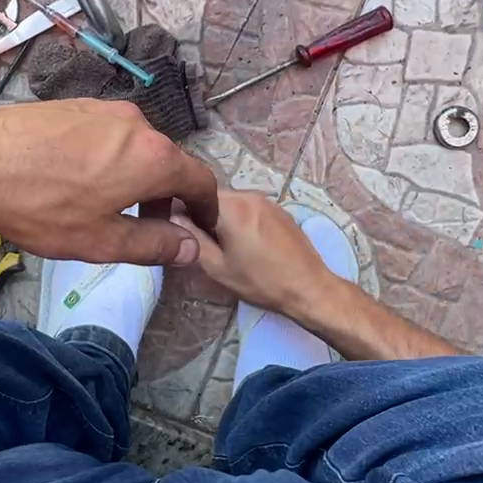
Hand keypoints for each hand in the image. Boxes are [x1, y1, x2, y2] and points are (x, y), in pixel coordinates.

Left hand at [0, 99, 219, 266]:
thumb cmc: (41, 207)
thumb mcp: (102, 241)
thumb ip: (154, 245)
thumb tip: (190, 247)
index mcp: (153, 157)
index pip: (200, 180)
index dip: (207, 207)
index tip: (203, 225)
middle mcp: (136, 124)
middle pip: (168, 161)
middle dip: (167, 196)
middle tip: (150, 229)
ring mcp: (103, 109)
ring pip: (136, 147)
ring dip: (137, 177)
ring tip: (110, 208)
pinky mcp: (74, 105)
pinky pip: (108, 135)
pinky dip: (111, 159)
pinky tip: (80, 181)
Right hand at [173, 189, 340, 316]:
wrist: (309, 288)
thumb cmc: (260, 281)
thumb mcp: (217, 267)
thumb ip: (192, 238)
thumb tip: (173, 218)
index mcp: (231, 206)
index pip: (193, 194)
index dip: (182, 211)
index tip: (181, 232)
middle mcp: (248, 194)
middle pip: (212, 197)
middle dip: (203, 215)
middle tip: (204, 243)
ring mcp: (266, 200)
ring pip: (231, 202)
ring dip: (222, 217)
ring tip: (226, 246)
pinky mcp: (279, 209)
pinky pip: (249, 207)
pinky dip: (241, 219)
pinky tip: (247, 243)